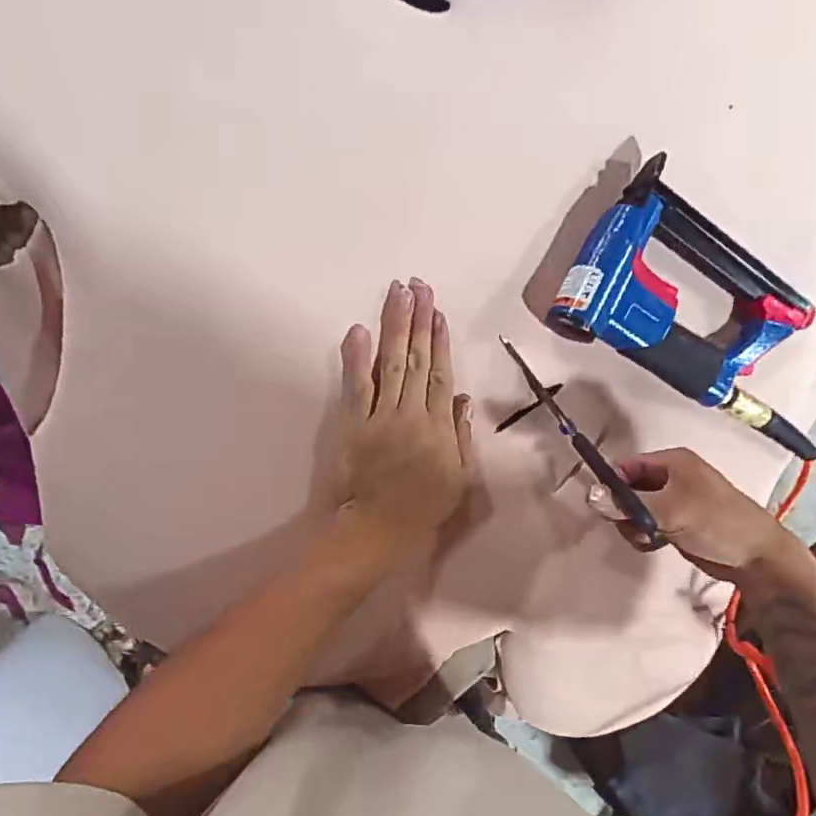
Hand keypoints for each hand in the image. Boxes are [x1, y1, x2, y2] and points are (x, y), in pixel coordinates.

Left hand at [335, 278, 473, 556]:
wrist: (376, 529)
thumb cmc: (420, 510)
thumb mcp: (457, 479)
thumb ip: (460, 436)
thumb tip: (462, 399)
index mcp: (441, 428)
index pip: (441, 375)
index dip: (440, 341)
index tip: (438, 312)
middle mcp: (412, 415)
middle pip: (417, 360)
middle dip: (418, 320)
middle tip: (417, 285)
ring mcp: (381, 418)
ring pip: (390, 364)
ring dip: (393, 326)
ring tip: (396, 293)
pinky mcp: (353, 426)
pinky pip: (356, 386)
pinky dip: (356, 358)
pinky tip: (358, 331)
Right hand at [587, 447, 807, 583]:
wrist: (755, 557)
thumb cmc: (718, 523)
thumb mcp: (670, 510)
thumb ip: (628, 504)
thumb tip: (589, 497)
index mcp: (672, 462)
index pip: (624, 466)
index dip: (610, 484)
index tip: (605, 507)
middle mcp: (669, 477)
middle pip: (624, 490)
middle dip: (623, 511)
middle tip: (635, 525)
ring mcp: (671, 501)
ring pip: (631, 511)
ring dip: (633, 527)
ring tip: (650, 537)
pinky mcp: (672, 522)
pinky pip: (642, 525)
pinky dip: (643, 536)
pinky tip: (655, 544)